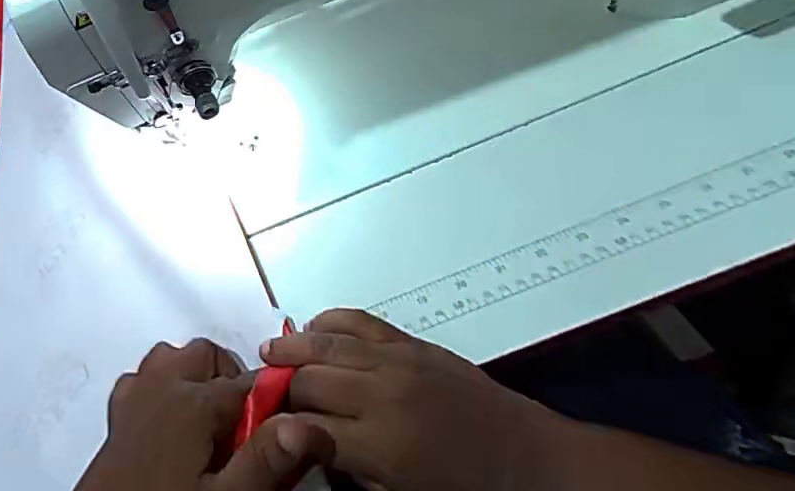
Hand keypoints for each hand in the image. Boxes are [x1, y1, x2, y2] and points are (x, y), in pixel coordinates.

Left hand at [76, 338, 334, 490]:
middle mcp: (162, 384)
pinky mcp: (118, 411)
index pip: (248, 384)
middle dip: (231, 379)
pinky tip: (172, 423)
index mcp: (192, 400)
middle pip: (206, 355)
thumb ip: (266, 459)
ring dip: (194, 377)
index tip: (290, 421)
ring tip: (212, 423)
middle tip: (247, 426)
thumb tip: (306, 424)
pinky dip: (163, 387)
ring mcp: (136, 393)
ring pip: (172, 358)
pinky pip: (145, 378)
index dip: (273, 401)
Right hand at [261, 310, 563, 490]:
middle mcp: (381, 394)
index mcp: (383, 445)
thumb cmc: (473, 490)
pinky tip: (312, 328)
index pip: (309, 425)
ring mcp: (394, 360)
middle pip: (309, 379)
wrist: (534, 461)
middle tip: (260, 388)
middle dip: (280, 384)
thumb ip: (357, 473)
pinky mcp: (408, 341)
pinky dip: (329, 321)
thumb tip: (316, 447)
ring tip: (268, 350)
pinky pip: (356, 321)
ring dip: (292, 346)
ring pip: (325, 343)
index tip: (262, 423)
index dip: (279, 424)